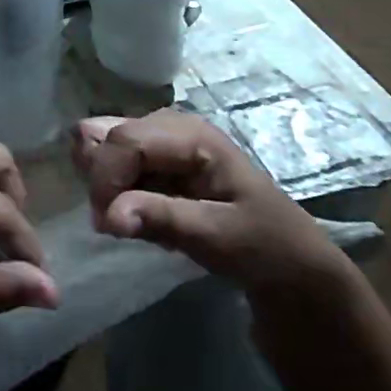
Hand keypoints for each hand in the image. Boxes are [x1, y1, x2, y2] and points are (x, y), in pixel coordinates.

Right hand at [70, 110, 348, 296]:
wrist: (290, 264)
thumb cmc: (264, 245)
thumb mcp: (219, 237)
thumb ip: (163, 219)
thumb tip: (108, 216)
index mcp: (191, 135)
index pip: (125, 140)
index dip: (105, 178)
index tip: (106, 225)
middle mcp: (171, 127)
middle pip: (108, 135)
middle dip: (101, 178)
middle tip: (114, 224)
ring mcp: (162, 141)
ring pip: (104, 144)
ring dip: (106, 183)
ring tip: (132, 217)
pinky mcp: (157, 160)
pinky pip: (115, 162)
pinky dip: (116, 188)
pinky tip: (139, 213)